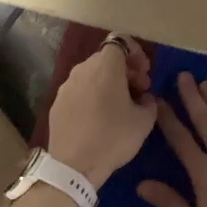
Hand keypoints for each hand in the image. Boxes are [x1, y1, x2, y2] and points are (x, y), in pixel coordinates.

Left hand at [45, 35, 156, 185]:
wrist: (74, 166)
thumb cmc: (113, 137)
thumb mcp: (144, 121)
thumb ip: (149, 102)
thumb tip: (144, 98)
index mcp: (106, 66)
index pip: (120, 41)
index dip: (136, 53)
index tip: (145, 73)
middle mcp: (82, 69)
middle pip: (106, 59)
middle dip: (125, 70)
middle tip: (138, 92)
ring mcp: (66, 86)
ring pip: (92, 75)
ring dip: (108, 84)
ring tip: (119, 107)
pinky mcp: (56, 103)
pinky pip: (79, 91)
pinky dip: (92, 96)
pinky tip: (98, 118)